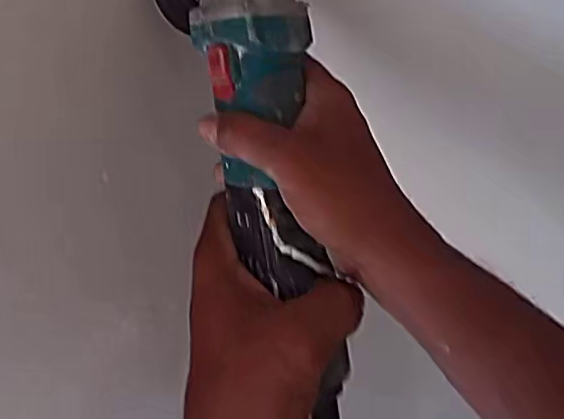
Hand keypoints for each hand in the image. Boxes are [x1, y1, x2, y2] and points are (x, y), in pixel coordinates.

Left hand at [188, 193, 363, 418]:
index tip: (284, 178)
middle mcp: (222, 278)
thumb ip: (330, 299)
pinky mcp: (256, 335)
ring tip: (331, 279)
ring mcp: (239, 307)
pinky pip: (285, 306)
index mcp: (216, 261)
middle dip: (290, 236)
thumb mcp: (300, 332)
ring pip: (274, 272)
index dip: (253, 187)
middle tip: (320, 232)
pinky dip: (307, 308)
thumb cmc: (245, 385)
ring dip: (303, 278)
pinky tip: (329, 318)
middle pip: (256, 236)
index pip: (228, 202)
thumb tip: (347, 285)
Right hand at [197, 57, 434, 280]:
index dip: (254, 58)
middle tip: (224, 107)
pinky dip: (260, 160)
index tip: (227, 64)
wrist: (383, 256)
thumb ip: (240, 133)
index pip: (285, 59)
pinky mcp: (321, 175)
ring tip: (230, 144)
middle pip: (276, 93)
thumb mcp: (283, 156)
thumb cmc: (357, 203)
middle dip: (245, 103)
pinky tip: (245, 174)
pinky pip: (280, 156)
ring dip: (250, 135)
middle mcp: (329, 118)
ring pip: (276, 127)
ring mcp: (326, 147)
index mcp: (328, 98)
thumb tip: (212, 124)